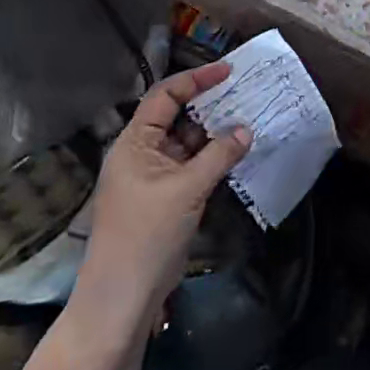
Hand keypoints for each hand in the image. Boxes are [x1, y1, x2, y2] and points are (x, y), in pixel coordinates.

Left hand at [84, 63, 251, 302]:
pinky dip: (212, 157)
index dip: (196, 79)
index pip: (165, 96)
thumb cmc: (146, 235)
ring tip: (248, 118)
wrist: (121, 299)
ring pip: (187, 142)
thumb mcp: (187, 190)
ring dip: (214, 132)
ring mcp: (152, 177)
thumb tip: (246, 129)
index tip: (228, 70)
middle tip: (245, 92)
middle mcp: (141, 153)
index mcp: (134, 143)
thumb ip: (219, 155)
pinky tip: (236, 152)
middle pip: (176, 116)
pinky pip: (191, 165)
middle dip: (210, 104)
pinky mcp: (164, 197)